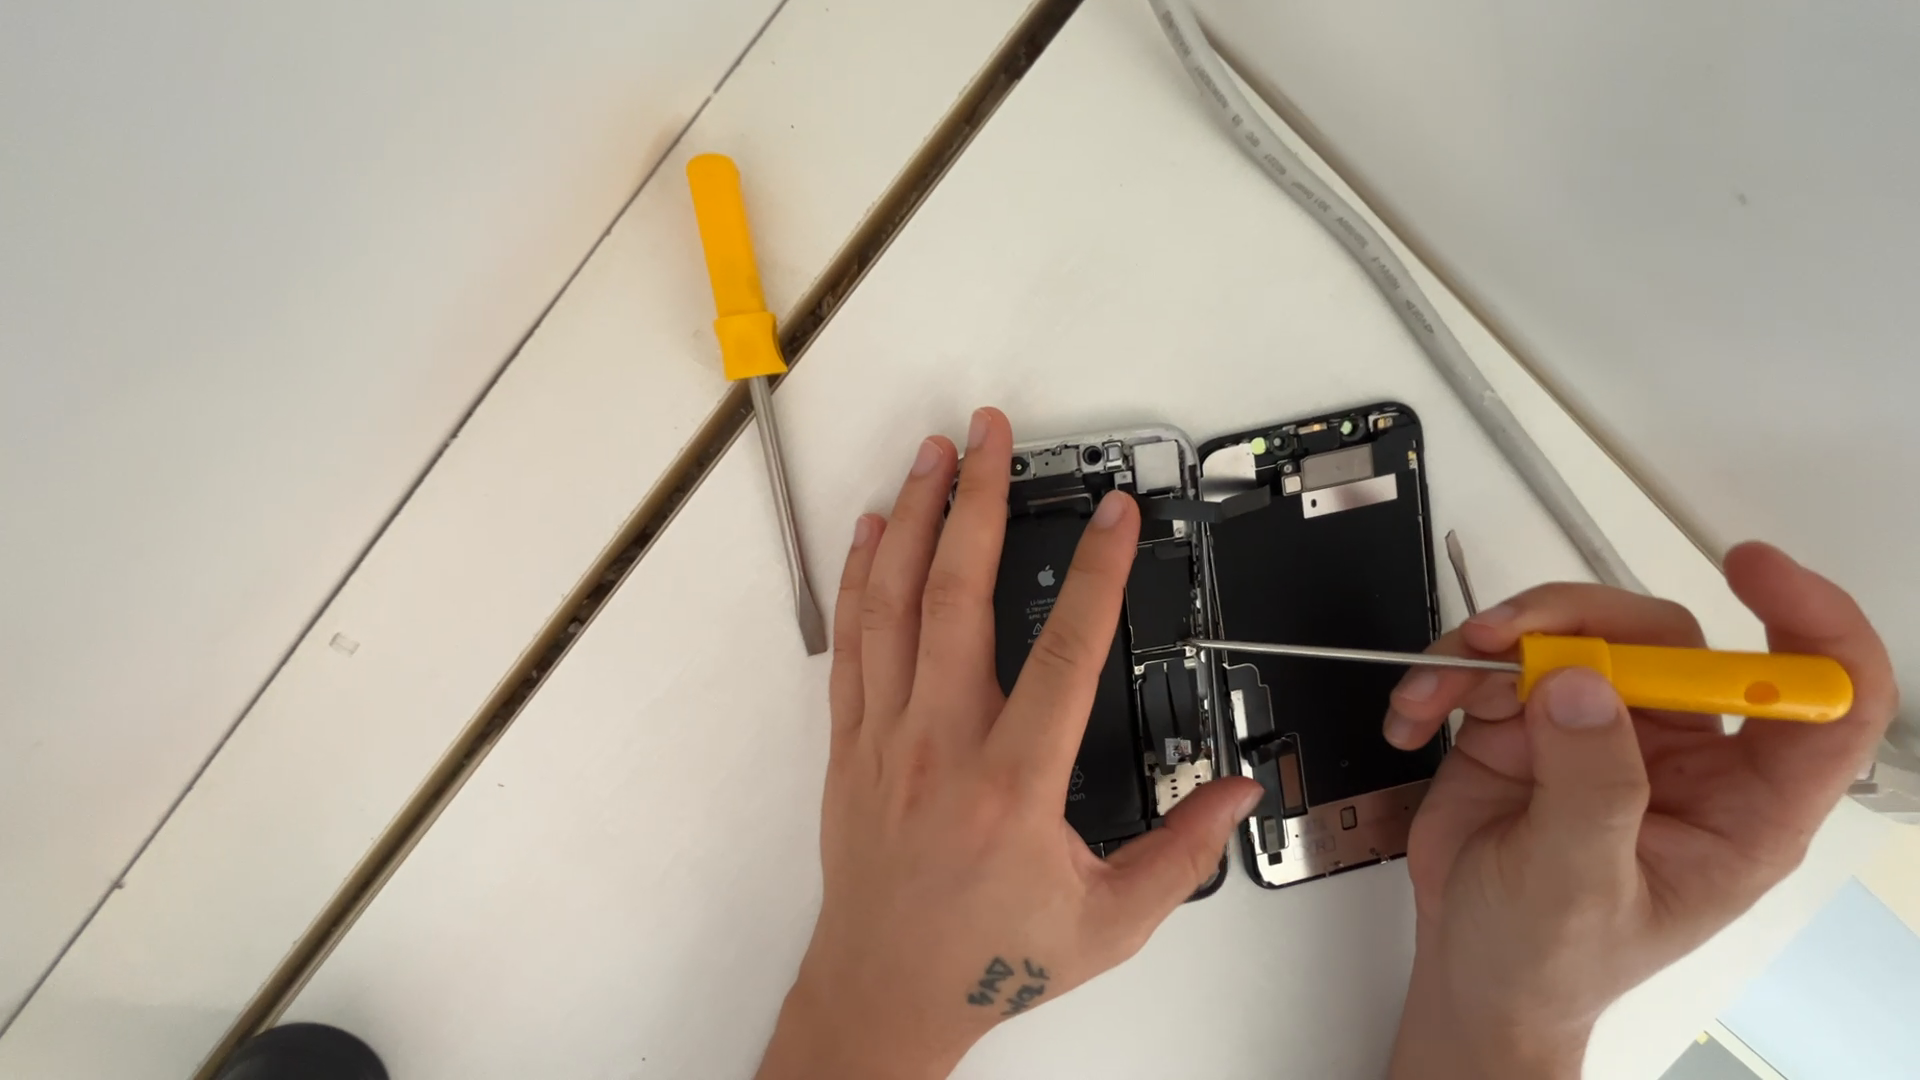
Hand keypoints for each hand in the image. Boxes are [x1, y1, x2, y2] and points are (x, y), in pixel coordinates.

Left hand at [756, 408, 1261, 1079]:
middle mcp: (940, 743)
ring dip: (914, 520)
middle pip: (958, 594)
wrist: (883, 991)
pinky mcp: (852, 739)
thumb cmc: (988, 958)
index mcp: (1013, 783)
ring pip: (895, 602)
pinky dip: (860, 576)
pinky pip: (853, 640)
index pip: (1066, 653)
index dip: (1098, 574)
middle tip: (988, 440)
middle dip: (977, 501)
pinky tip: (874, 532)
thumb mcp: (1108, 921)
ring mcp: (885, 734)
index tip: (1115, 517)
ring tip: (931, 458)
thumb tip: (1234, 794)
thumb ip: (1181, 854)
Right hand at [1380, 544, 1896, 1077]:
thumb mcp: (1581, 880)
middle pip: (1644, 638)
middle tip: (1493, 637)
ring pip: (1550, 640)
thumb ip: (1592, 782)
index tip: (1751, 564)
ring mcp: (1582, 729)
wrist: (1467, 958)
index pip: (1812, 697)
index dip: (1804, 622)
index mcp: (1735, 800)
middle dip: (1564, 622)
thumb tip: (1579, 679)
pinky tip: (1409, 720)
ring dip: (1475, 654)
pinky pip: (1478, 668)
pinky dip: (1434, 682)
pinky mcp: (1513, 723)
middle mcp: (1665, 750)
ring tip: (1425, 695)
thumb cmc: (1550, 951)